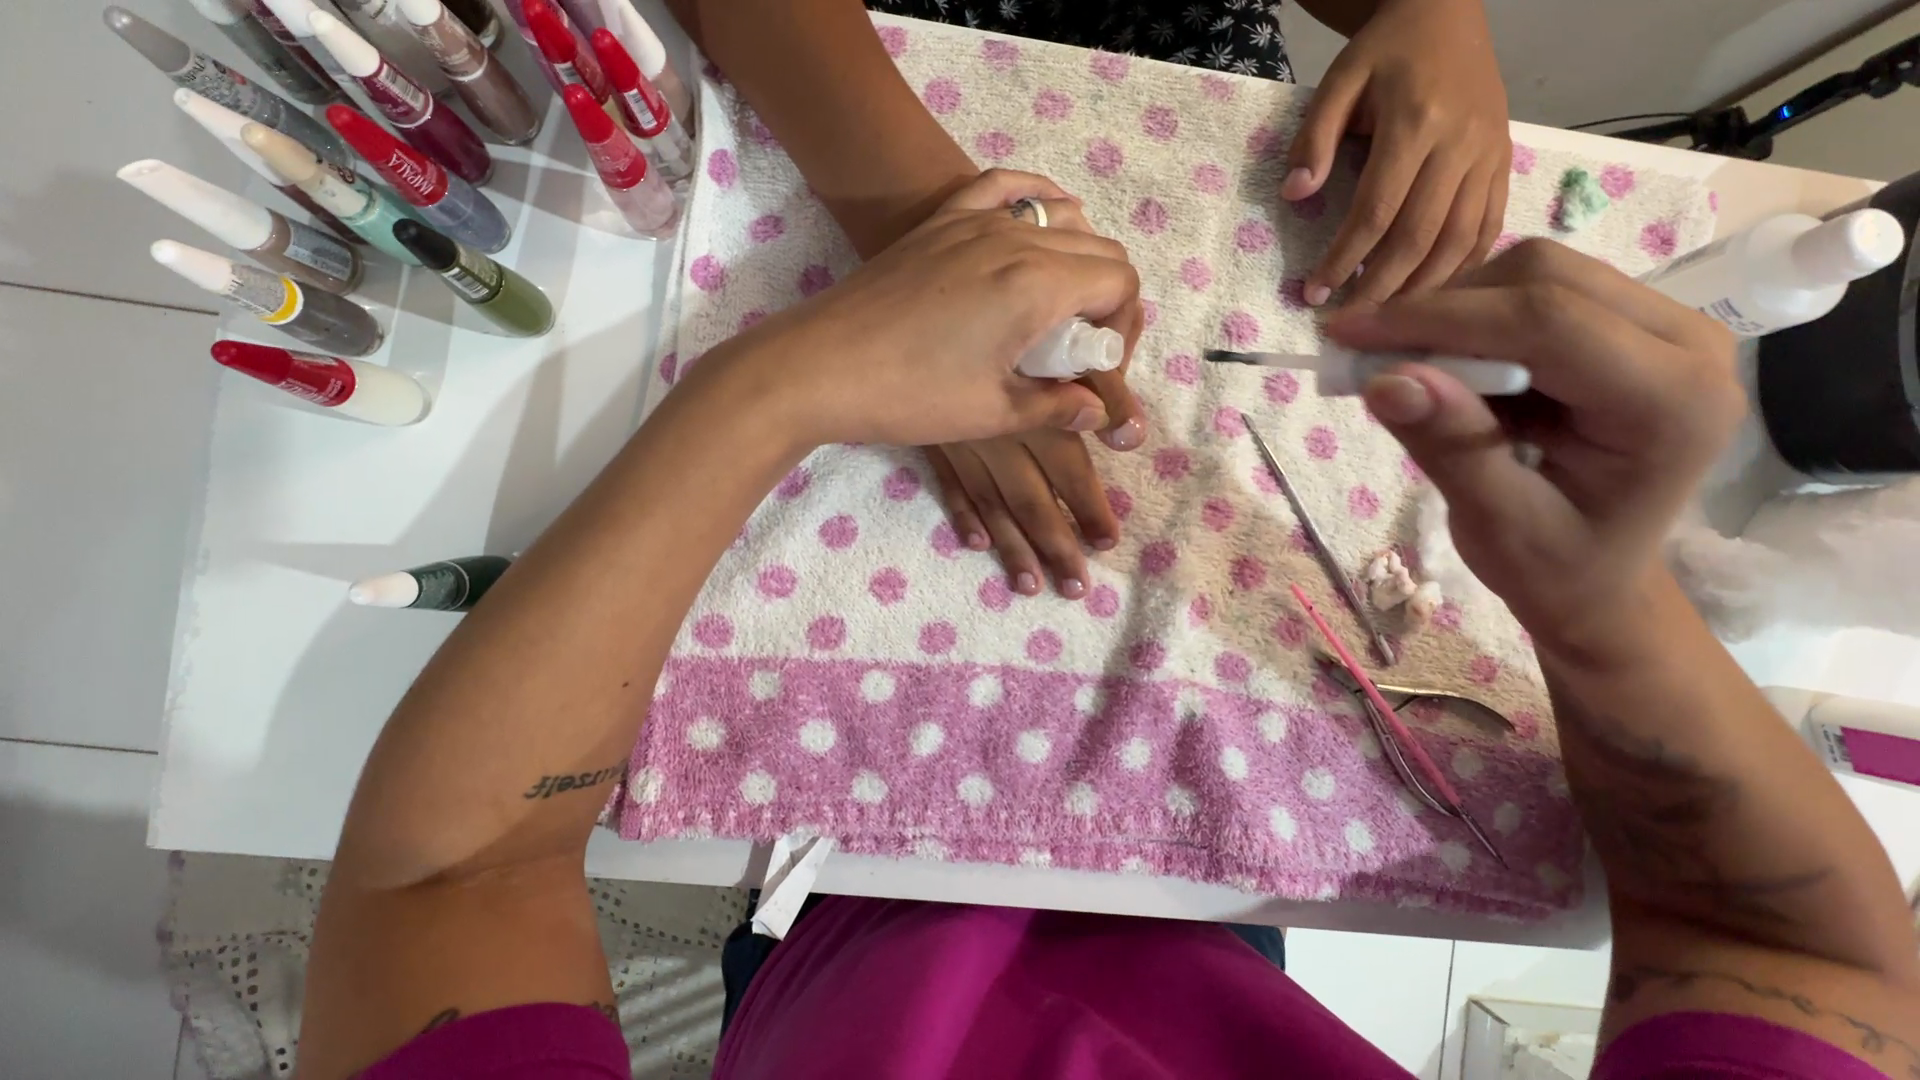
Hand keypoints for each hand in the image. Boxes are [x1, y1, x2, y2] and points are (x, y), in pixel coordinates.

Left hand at [798, 168, 1147, 600]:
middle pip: (1099, 248)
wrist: (820, 367)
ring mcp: (974, 220)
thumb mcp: (992, 414)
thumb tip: (1097, 411)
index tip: (1096, 366)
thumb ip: (1057, 408)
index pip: (1120, 281)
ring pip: (1060, 215)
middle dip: (1107, 297)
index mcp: (1037, 284)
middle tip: (1079, 348)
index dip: (1123, 326)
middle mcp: (1016, 237)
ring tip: (1057, 303)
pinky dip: (1034, 200)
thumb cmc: (911, 396)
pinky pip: (1005, 187)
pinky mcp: (941, 220)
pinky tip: (1033, 224)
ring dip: (1077, 256)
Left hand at [1286, 0, 1510, 306]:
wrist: (1448, 13)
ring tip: (1385, 321)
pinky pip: (1489, 226)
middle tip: (1348, 321)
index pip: (1376, 212)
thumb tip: (1294, 194)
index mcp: (1417, 124)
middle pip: (1420, 236)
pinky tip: (1434, 296)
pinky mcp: (1504, 163)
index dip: (1344, 259)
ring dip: (1422, 289)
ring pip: (1459, 240)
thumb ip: (1314, 138)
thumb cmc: (1385, 53)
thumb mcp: (1338, 81)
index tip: (1315, 294)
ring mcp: (1489, 156)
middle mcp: (1461, 145)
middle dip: (1380, 288)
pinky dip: (1463, 267)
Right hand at [1329, 240, 1744, 654]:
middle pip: (1545, 280)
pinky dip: (1472, 318)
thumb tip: (1385, 380)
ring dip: (1454, 312)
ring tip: (1407, 367)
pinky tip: (1444, 365)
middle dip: (1442, 310)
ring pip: (1538, 273)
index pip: (1547, 322)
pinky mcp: (1631, 324)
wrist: (1600, 578)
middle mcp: (1687, 344)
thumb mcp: (1496, 524)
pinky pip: (1539, 291)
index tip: (1346, 335)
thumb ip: (1449, 447)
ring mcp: (1665, 327)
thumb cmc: (1553, 566)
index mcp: (1671, 402)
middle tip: (1368, 355)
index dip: (1437, 319)